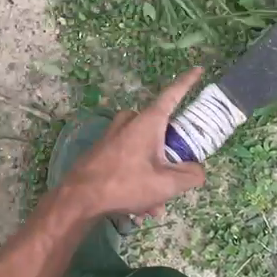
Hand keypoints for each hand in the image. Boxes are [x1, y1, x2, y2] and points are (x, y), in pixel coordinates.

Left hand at [55, 67, 207, 220]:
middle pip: (162, 133)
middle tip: (173, 186)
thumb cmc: (125, 184)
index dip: (187, 82)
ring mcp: (114, 134)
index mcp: (147, 121)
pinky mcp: (104, 148)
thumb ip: (191, 175)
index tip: (198, 69)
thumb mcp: (167, 184)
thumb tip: (197, 170)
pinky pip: (131, 159)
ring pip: (147, 152)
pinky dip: (138, 180)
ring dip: (154, 178)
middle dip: (171, 162)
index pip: (173, 95)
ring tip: (152, 207)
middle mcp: (129, 121)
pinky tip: (137, 207)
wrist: (79, 197)